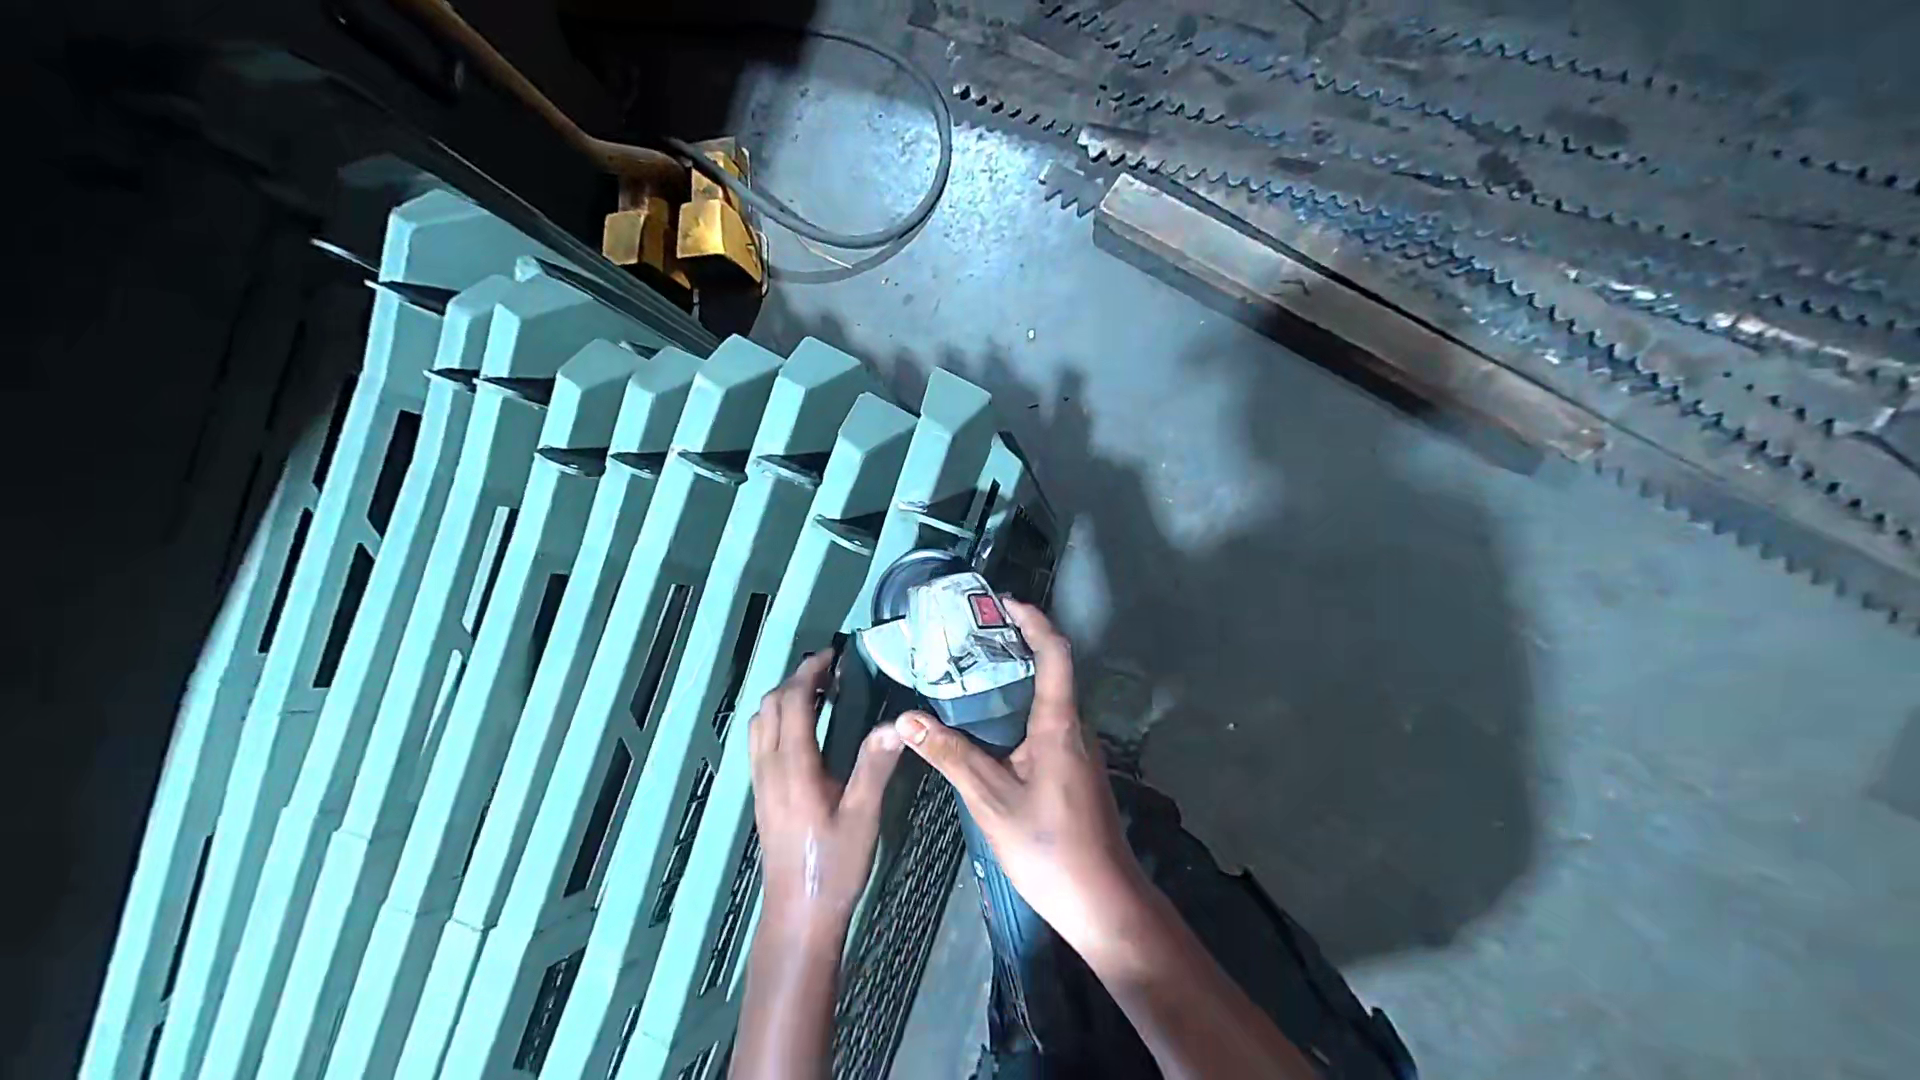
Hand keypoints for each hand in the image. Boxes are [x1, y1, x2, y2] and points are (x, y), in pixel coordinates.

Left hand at [748, 650, 904, 940]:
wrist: (798, 915)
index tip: (834, 655)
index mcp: (793, 767)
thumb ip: (876, 764)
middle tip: (831, 670)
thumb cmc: (835, 865)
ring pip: (760, 722)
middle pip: (770, 705)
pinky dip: (778, 718)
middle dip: (796, 679)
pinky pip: (760, 740)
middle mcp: (769, 768)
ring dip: (784, 697)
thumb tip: (898, 721)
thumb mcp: (863, 815)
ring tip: (818, 692)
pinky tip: (804, 728)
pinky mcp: (761, 794)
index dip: (809, 672)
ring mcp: (760, 781)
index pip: (792, 702)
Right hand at [892, 601, 1149, 959]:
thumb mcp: (991, 800)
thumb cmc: (1048, 847)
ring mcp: (1078, 750)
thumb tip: (907, 718)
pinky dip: (1018, 708)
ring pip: (1047, 698)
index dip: (1032, 621)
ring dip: (1016, 678)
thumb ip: (950, 755)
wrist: (1103, 901)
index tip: (1003, 603)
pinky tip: (988, 724)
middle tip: (971, 635)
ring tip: (971, 671)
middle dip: (1016, 644)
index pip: (1054, 653)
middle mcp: (1074, 728)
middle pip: (1051, 669)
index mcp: (1058, 724)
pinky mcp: (1074, 769)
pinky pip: (1046, 723)